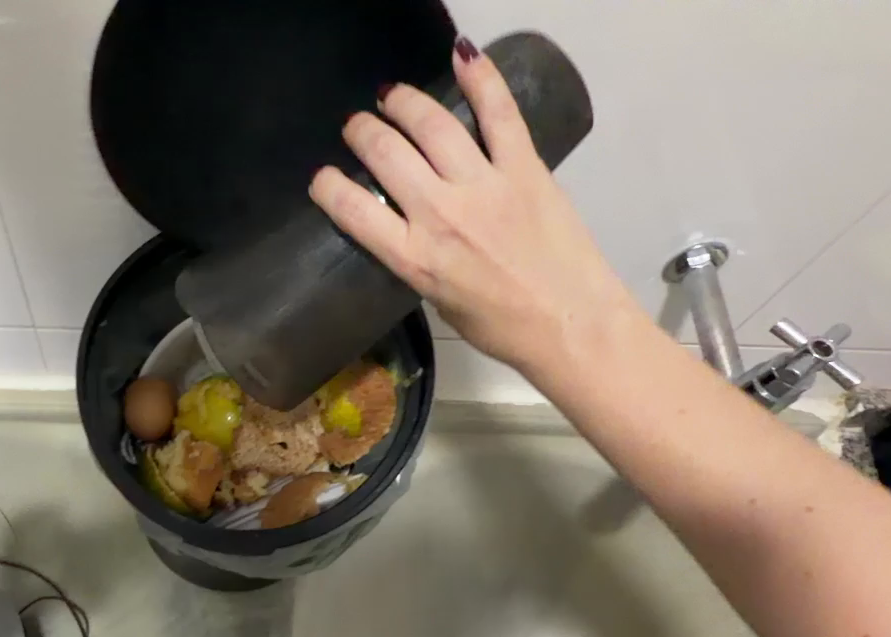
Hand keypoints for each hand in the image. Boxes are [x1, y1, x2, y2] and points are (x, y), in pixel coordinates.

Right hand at [310, 40, 640, 375]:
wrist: (568, 322)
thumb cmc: (499, 327)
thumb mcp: (438, 302)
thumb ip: (418, 261)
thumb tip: (410, 231)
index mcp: (415, 259)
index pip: (353, 210)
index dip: (328, 187)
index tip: (322, 178)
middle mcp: (441, 215)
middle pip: (388, 155)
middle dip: (362, 132)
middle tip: (357, 126)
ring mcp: (484, 186)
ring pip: (433, 125)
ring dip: (403, 103)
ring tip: (390, 97)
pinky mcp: (524, 168)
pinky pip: (499, 113)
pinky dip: (480, 79)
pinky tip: (461, 55)